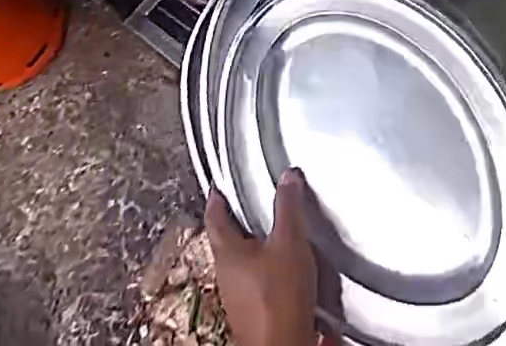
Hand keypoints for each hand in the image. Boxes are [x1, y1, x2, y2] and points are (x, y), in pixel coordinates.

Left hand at [207, 170, 317, 345]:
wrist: (283, 345)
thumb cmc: (280, 293)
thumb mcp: (290, 240)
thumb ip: (288, 206)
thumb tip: (288, 177)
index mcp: (228, 253)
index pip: (215, 219)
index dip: (217, 200)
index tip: (217, 189)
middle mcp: (226, 274)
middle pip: (226, 240)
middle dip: (237, 221)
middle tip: (247, 203)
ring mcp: (236, 295)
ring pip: (240, 259)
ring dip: (252, 243)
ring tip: (270, 229)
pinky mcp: (250, 310)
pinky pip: (252, 276)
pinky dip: (263, 262)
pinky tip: (281, 263)